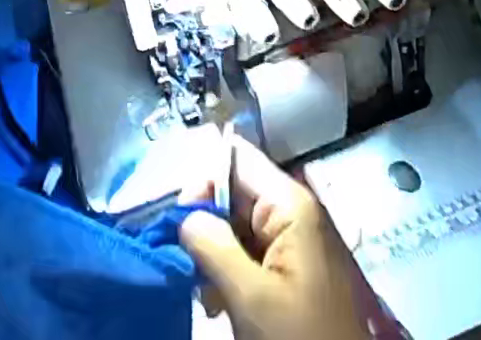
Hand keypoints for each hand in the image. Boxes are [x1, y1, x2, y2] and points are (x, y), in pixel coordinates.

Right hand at [179, 137, 369, 339]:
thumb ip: (214, 245)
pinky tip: (219, 303)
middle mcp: (293, 211)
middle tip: (187, 263)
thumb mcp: (251, 296)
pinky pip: (250, 251)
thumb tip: (186, 214)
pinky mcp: (292, 268)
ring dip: (214, 253)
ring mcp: (295, 240)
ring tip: (204, 292)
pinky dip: (229, 271)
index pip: (235, 159)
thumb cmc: (301, 339)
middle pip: (234, 191)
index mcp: (289, 203)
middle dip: (206, 223)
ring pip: (237, 224)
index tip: (180, 220)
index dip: (203, 181)